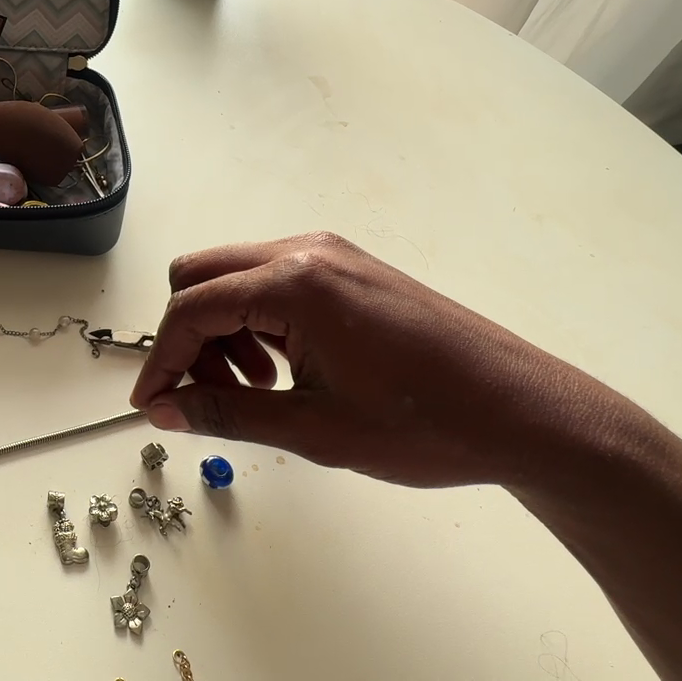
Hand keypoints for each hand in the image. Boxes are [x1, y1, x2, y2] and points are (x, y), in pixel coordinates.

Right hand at [130, 232, 618, 488]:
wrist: (531, 414)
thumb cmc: (427, 426)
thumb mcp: (315, 430)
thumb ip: (226, 414)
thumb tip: (161, 412)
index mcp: (294, 282)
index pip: (192, 308)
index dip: (162, 358)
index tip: (150, 403)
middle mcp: (304, 251)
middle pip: (200, 275)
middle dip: (188, 336)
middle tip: (206, 394)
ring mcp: (328, 253)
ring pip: (233, 276)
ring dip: (222, 329)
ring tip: (254, 389)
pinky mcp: (347, 266)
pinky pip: (270, 280)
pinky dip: (255, 320)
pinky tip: (283, 368)